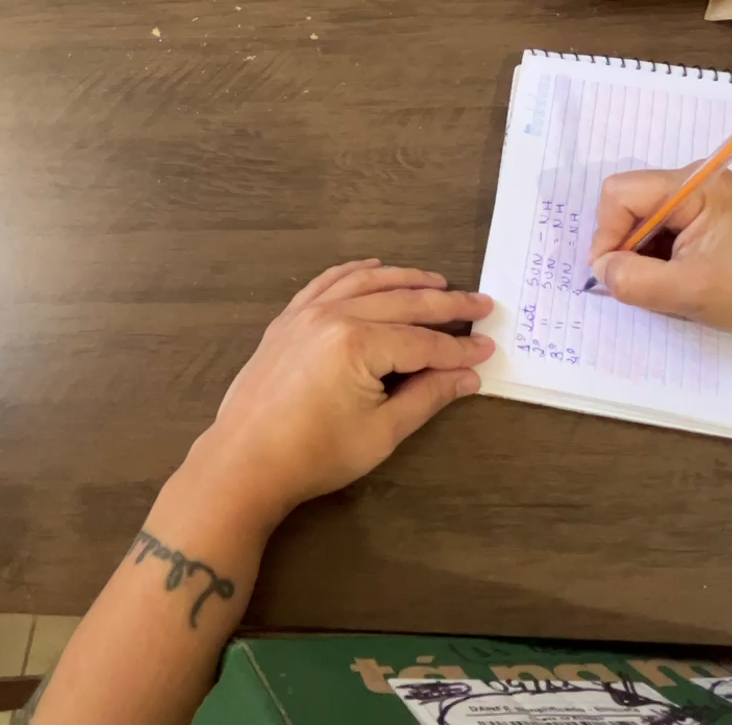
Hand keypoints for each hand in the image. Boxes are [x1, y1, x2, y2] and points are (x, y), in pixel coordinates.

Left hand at [181, 260, 493, 531]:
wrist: (243, 463)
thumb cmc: (314, 454)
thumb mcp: (381, 431)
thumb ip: (428, 396)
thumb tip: (469, 376)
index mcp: (358, 343)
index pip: (424, 341)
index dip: (459, 349)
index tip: (488, 349)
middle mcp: (334, 314)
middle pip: (402, 302)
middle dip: (446, 304)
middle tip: (480, 304)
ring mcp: (307, 311)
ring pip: (366, 282)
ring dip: (406, 279)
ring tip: (438, 282)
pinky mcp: (288, 318)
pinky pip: (327, 281)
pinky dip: (356, 271)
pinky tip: (374, 268)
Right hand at [588, 168, 731, 339]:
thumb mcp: (689, 292)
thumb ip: (634, 280)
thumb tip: (600, 269)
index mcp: (692, 185)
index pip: (619, 194)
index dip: (606, 233)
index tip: (614, 275)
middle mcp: (698, 181)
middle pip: (632, 203)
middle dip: (626, 245)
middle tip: (640, 284)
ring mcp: (712, 197)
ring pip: (650, 218)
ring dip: (646, 254)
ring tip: (667, 286)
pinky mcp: (721, 215)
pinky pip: (672, 228)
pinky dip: (665, 255)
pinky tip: (683, 279)